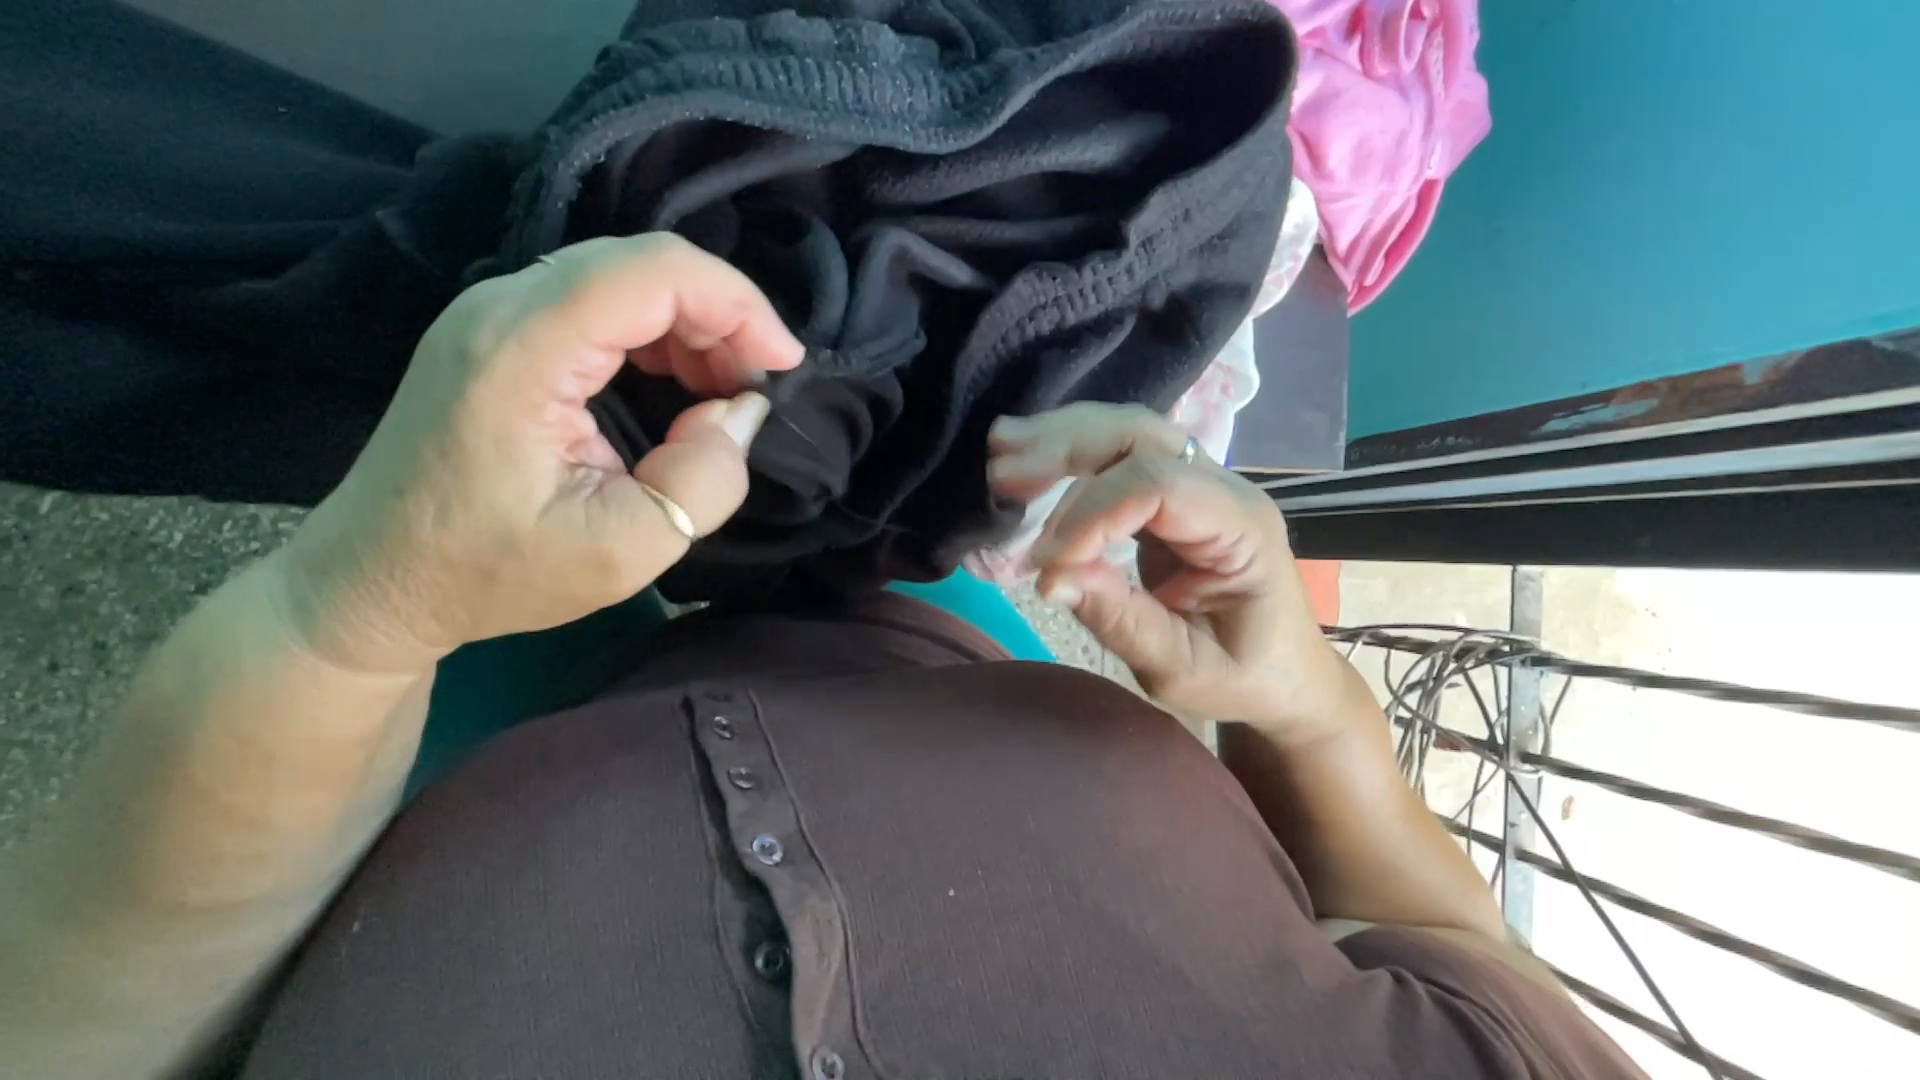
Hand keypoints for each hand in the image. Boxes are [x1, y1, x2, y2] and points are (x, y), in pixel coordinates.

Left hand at [273, 234, 804, 673]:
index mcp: (522, 350)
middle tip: (758, 391)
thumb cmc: (491, 574)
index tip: (783, 367)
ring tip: (724, 399)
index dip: (736, 304)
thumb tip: (740, 413)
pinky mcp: (498, 334)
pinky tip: (677, 389)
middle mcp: (501, 308)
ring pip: (626, 281)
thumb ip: (704, 480)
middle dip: (722, 319)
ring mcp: (494, 315)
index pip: (652, 271)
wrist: (374, 582)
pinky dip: (658, 338)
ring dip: (693, 329)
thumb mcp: (624, 552)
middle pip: (642, 266)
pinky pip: (600, 306)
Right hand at [988, 403, 1361, 745]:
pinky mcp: (1173, 493)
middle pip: (1141, 436)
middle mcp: (1224, 488)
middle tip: (1002, 474)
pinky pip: (1119, 454)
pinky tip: (1028, 457)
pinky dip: (1070, 452)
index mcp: (1242, 529)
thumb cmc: (1244, 677)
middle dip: (1067, 448)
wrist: (1282, 672)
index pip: (1160, 487)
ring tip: (1001, 450)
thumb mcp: (1184, 671)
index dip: (1092, 514)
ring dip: (1061, 439)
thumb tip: (1052, 580)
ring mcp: (1200, 483)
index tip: (1045, 564)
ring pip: (1127, 431)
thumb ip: (1123, 623)